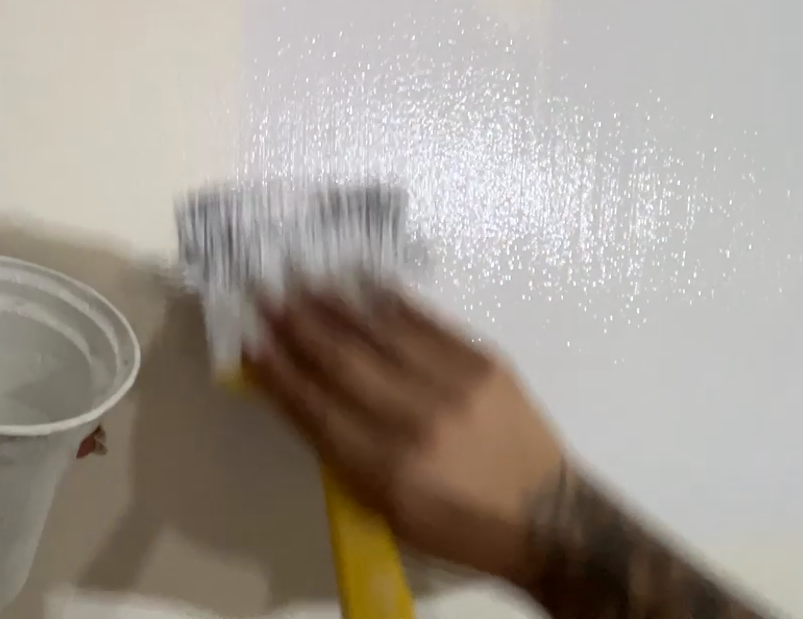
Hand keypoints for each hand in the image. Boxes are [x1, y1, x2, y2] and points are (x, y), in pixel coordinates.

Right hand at [248, 288, 566, 580]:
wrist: (551, 519)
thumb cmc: (458, 524)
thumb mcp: (390, 510)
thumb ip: (343, 451)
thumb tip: (302, 390)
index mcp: (389, 470)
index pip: (316, 408)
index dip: (278, 373)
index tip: (250, 342)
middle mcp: (417, 422)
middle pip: (341, 362)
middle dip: (297, 325)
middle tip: (266, 294)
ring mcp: (455, 385)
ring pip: (379, 332)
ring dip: (335, 303)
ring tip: (304, 279)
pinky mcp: (484, 361)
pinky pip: (426, 320)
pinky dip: (389, 298)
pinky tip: (362, 279)